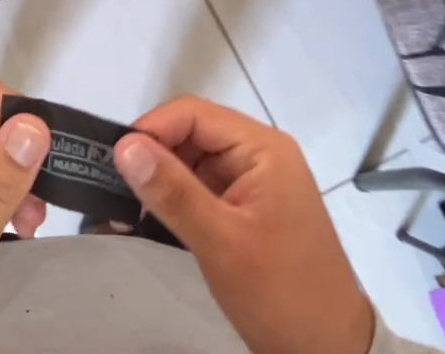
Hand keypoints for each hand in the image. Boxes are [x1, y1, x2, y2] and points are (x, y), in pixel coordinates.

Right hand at [114, 97, 372, 353]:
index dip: (152, 129)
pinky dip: (174, 198)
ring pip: (192, 160)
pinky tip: (147, 218)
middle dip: (153, 155)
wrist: (329, 353)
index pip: (193, 113)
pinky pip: (201, 186)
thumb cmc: (281, 292)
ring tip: (123, 205)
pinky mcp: (246, 207)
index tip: (116, 160)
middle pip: (191, 133)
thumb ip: (172, 191)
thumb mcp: (221, 242)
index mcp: (263, 148)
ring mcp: (254, 181)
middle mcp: (259, 154)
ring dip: (160, 178)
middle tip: (115, 187)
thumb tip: (123, 146)